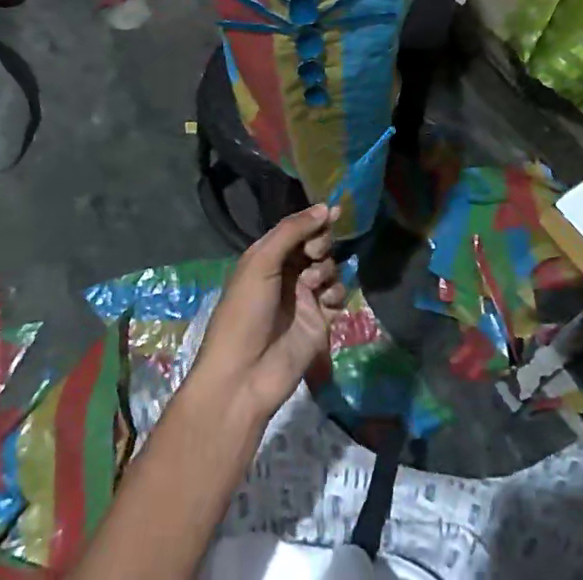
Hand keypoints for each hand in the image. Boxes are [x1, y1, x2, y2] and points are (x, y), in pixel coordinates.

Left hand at [188, 204, 348, 420]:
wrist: (245, 374)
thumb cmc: (244, 312)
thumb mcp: (260, 262)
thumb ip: (292, 231)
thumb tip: (325, 207)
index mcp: (266, 257)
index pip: (296, 230)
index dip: (315, 220)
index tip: (336, 211)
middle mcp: (287, 274)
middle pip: (317, 246)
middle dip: (320, 244)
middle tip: (314, 254)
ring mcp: (304, 298)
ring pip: (330, 269)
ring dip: (326, 270)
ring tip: (312, 286)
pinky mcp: (320, 321)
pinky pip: (337, 296)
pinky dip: (335, 294)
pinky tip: (324, 304)